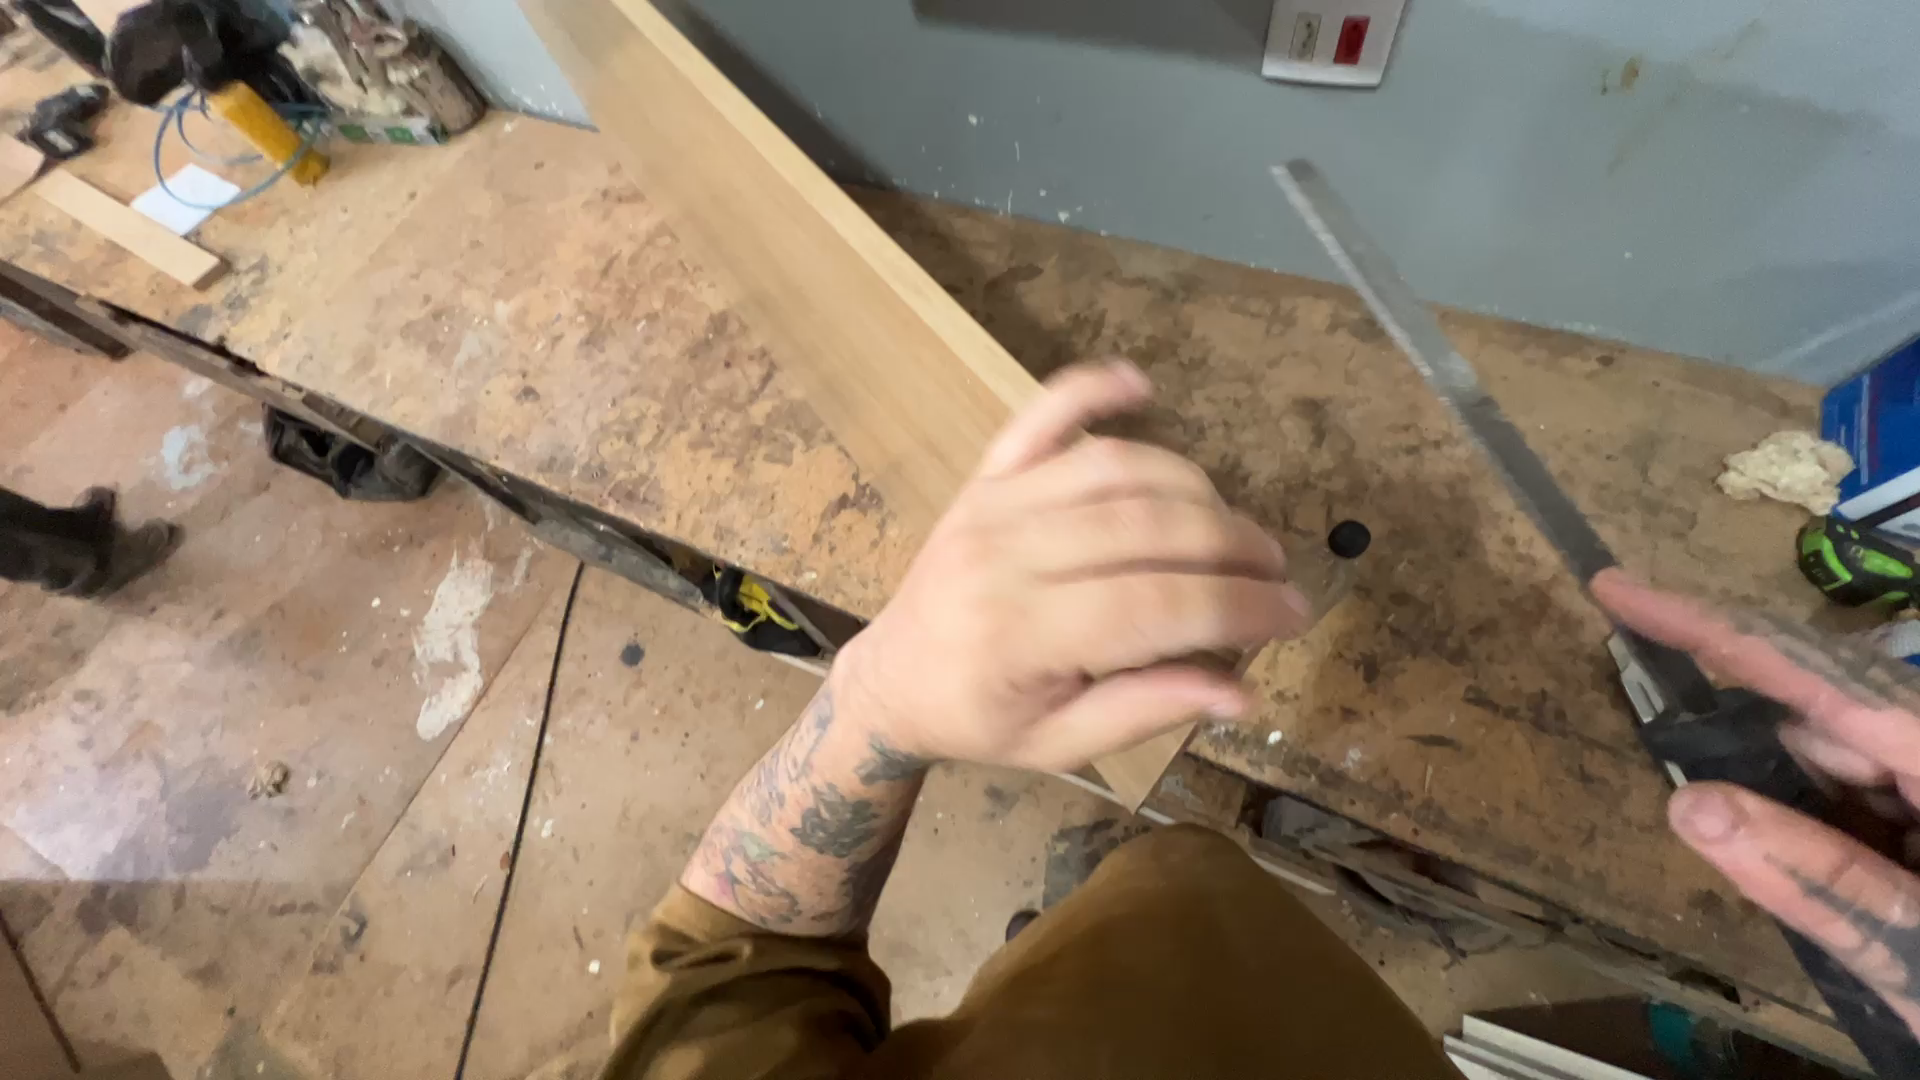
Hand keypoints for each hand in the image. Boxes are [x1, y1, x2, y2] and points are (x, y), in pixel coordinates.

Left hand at [831, 360, 1312, 772]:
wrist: (892, 678)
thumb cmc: (974, 719)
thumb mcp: (1058, 743)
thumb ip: (1145, 710)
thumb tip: (1242, 691)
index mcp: (1017, 634)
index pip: (1153, 606)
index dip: (1238, 607)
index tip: (1294, 613)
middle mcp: (1003, 555)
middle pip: (1143, 528)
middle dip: (1230, 545)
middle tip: (1274, 570)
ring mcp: (991, 504)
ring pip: (1112, 468)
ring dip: (1191, 487)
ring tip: (1231, 526)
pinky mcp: (985, 478)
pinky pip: (1040, 417)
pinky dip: (1092, 390)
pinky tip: (1141, 384)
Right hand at [1592, 569, 1919, 1034]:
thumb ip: (1823, 882)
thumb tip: (1685, 803)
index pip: (1823, 680)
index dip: (1710, 628)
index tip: (1612, 588)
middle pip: (1827, 716)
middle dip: (1773, 767)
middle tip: (1760, 838)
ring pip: (1835, 753)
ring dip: (1804, 805)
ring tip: (1861, 896)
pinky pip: (1856, 781)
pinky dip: (1825, 820)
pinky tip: (1865, 875)